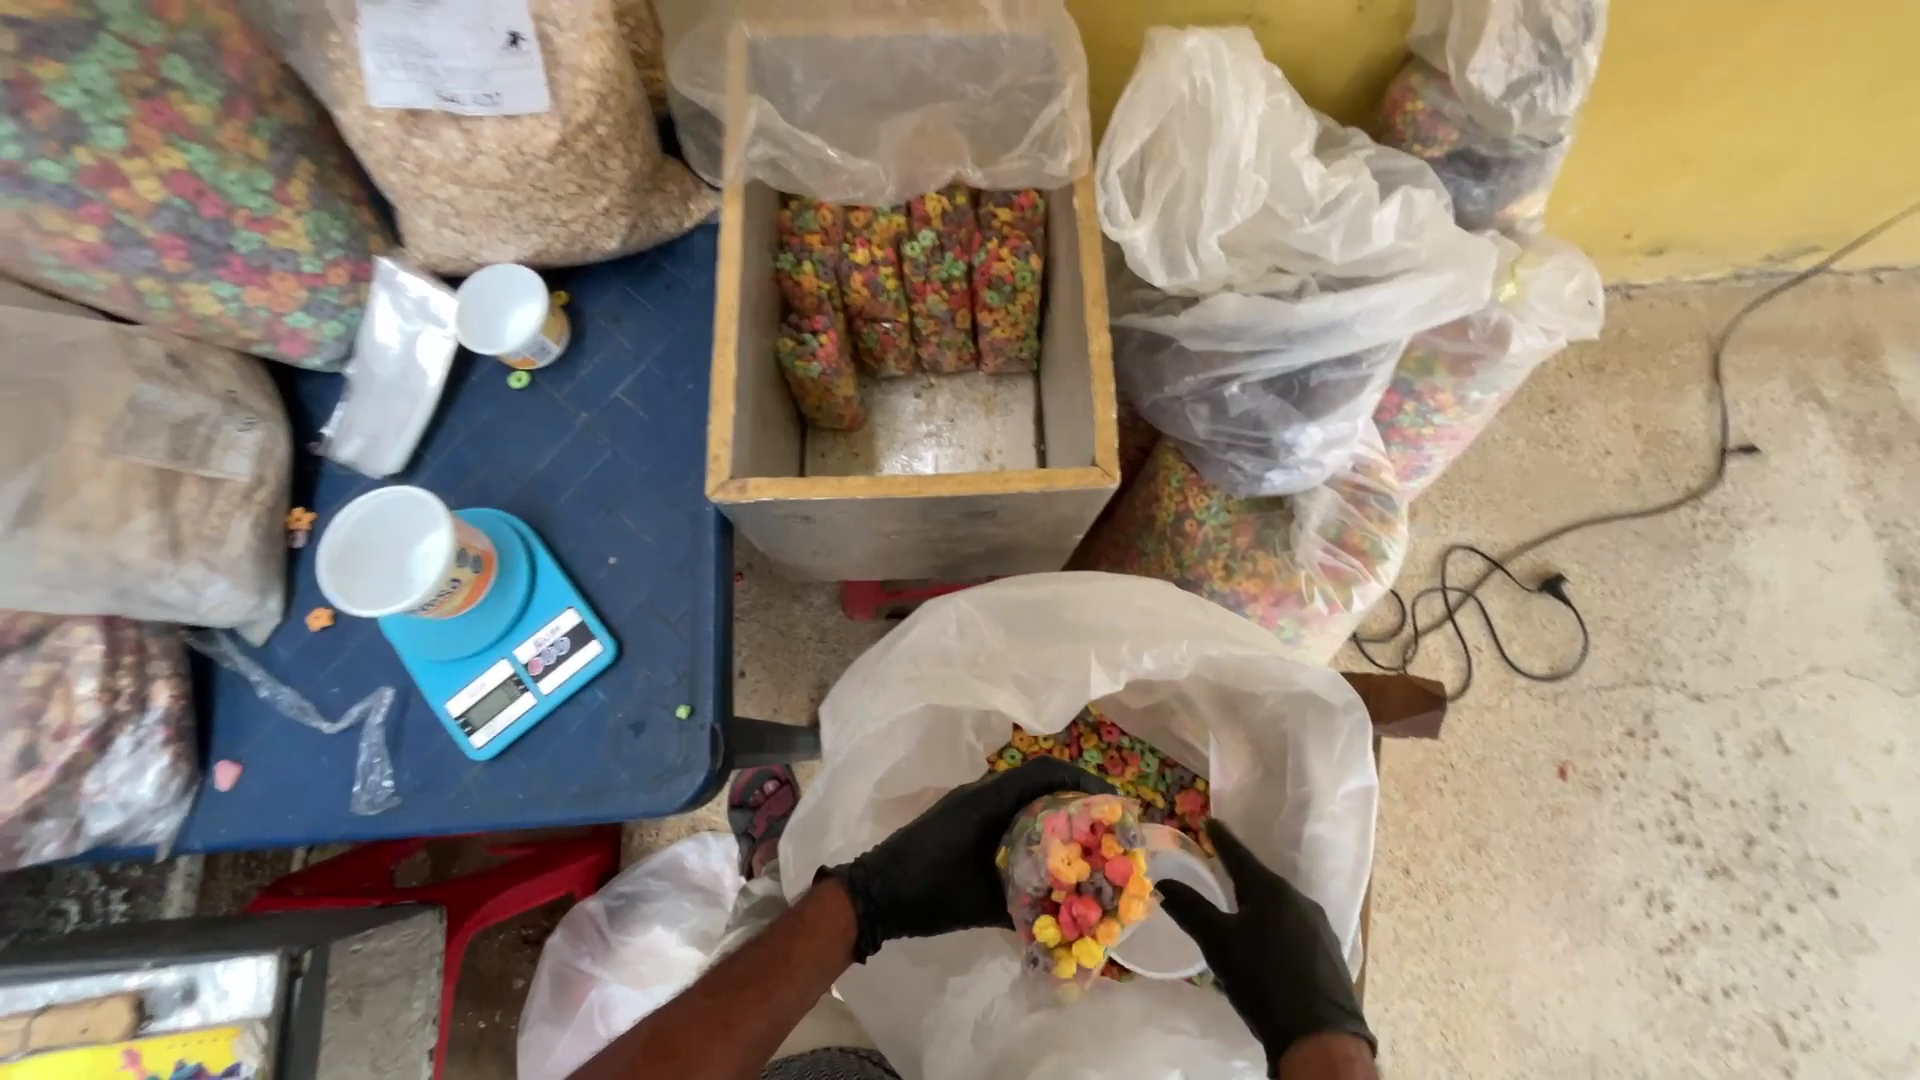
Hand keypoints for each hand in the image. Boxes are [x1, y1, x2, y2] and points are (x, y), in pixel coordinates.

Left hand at [824, 758, 1112, 961]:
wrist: (873, 892)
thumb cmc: (927, 892)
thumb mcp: (981, 904)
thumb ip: (1025, 907)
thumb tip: (1070, 922)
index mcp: (988, 801)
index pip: (1044, 772)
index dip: (1081, 780)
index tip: (1111, 803)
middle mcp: (981, 793)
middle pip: (1037, 779)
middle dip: (1073, 796)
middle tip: (1103, 824)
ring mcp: (968, 804)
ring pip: (1021, 794)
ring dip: (1050, 808)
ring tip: (1080, 838)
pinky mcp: (960, 818)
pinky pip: (1004, 808)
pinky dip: (1028, 821)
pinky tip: (1040, 853)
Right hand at [1158, 819, 1373, 1068]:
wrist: (1319, 1036)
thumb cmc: (1261, 979)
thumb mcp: (1217, 942)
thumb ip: (1190, 908)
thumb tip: (1162, 883)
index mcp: (1270, 890)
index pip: (1239, 855)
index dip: (1221, 839)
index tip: (1210, 822)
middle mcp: (1298, 900)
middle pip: (1262, 880)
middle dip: (1240, 874)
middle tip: (1221, 869)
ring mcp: (1319, 927)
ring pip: (1281, 905)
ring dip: (1260, 903)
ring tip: (1242, 909)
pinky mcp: (1329, 953)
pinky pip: (1295, 927)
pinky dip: (1277, 926)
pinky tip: (1270, 943)